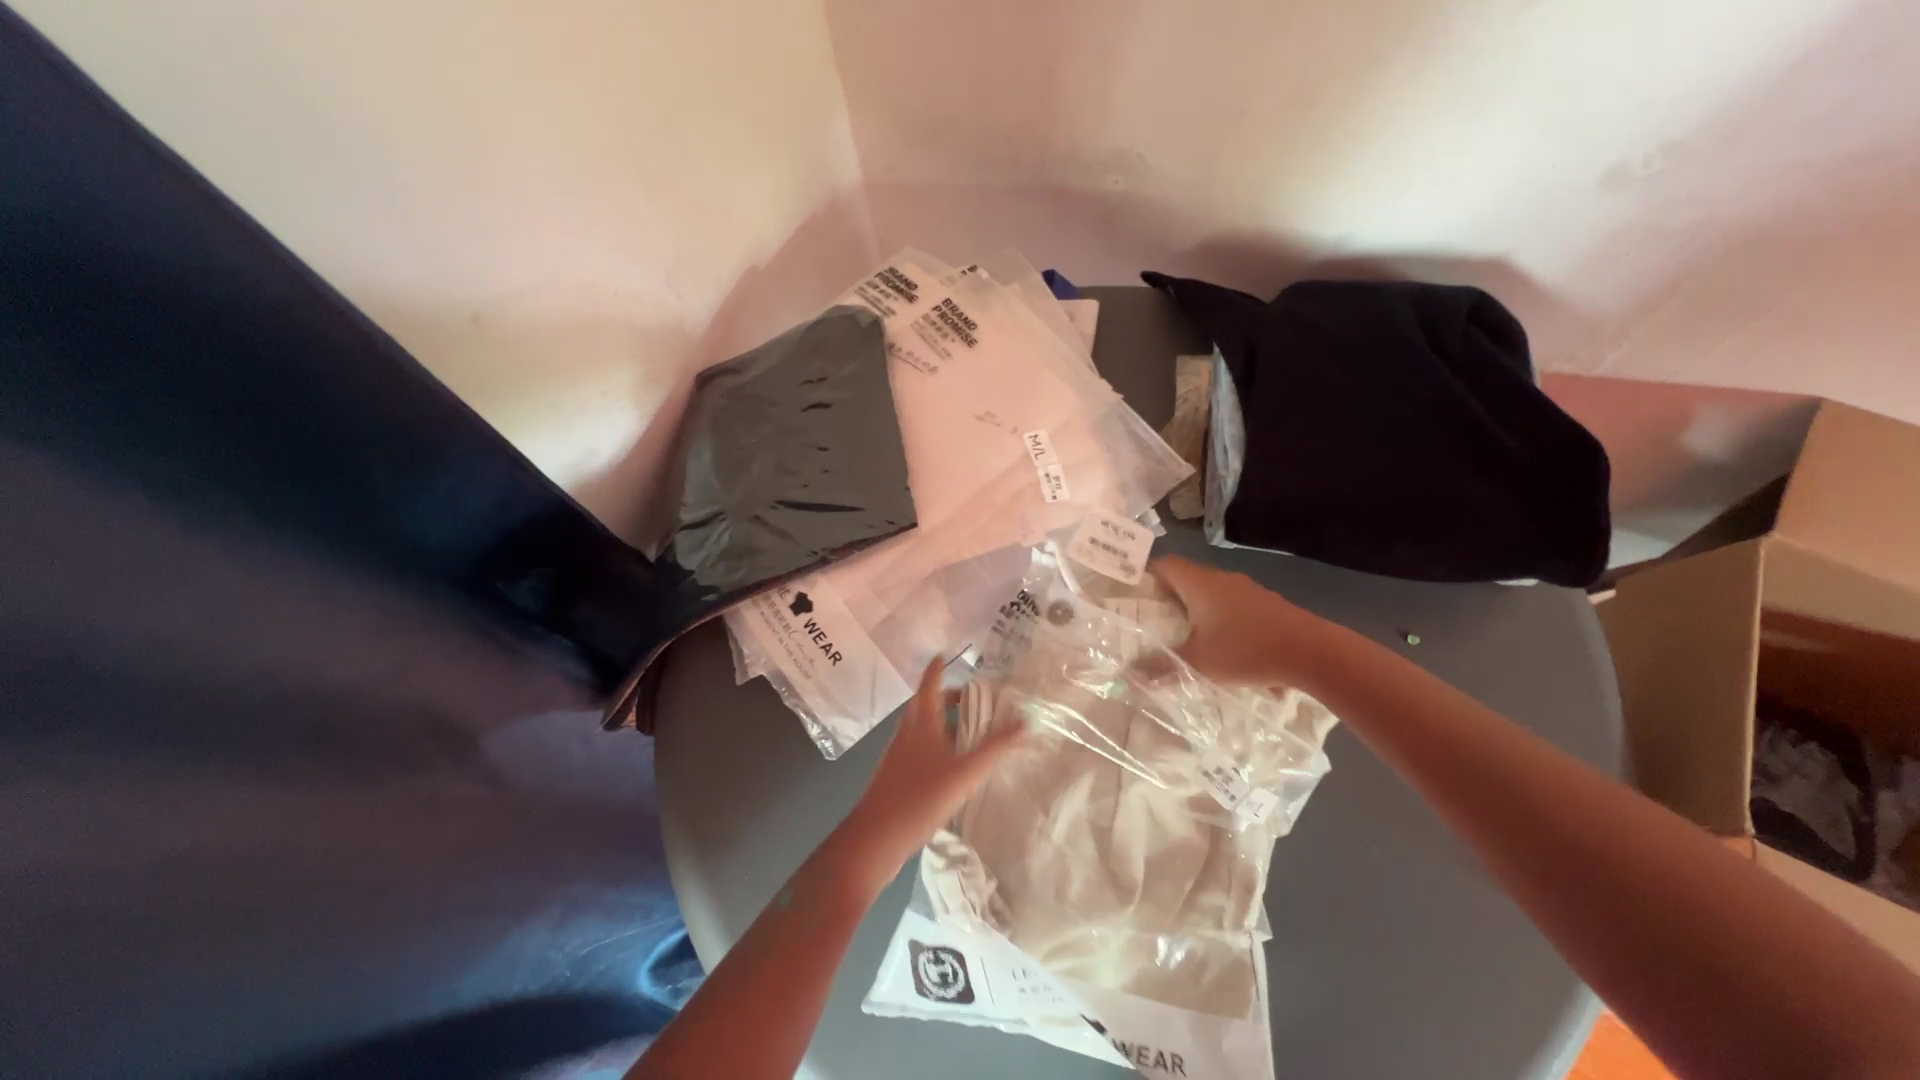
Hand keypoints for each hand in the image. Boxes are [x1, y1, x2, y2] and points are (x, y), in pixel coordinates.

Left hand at [835, 660, 1024, 894]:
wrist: (875, 838)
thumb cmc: (920, 799)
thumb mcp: (965, 774)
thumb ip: (995, 748)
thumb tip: (1026, 722)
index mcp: (921, 725)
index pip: (929, 686)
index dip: (936, 669)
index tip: (943, 655)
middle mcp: (907, 733)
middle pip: (925, 706)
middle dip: (946, 698)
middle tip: (970, 698)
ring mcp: (898, 755)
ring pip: (921, 728)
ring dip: (941, 722)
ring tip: (966, 730)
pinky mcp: (895, 776)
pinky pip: (918, 748)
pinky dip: (936, 744)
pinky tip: (950, 765)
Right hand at [1149, 555, 1324, 688]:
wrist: (1312, 652)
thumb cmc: (1247, 650)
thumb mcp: (1199, 663)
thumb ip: (1163, 668)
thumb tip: (1129, 676)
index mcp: (1200, 585)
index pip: (1165, 564)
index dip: (1146, 574)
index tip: (1133, 592)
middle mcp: (1222, 580)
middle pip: (1187, 579)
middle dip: (1169, 597)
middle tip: (1153, 620)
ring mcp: (1248, 591)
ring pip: (1212, 593)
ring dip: (1197, 610)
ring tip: (1185, 636)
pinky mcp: (1267, 606)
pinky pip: (1233, 606)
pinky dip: (1221, 620)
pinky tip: (1223, 647)